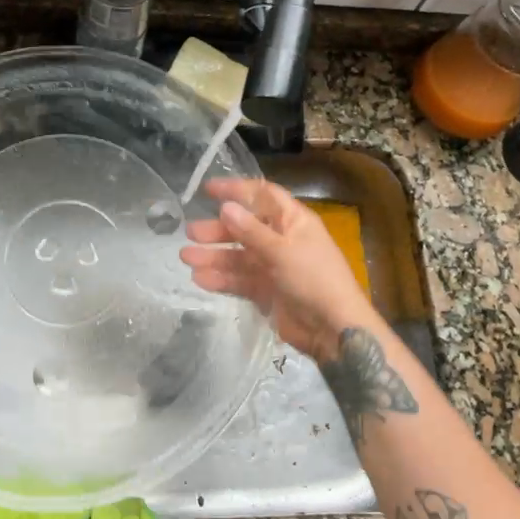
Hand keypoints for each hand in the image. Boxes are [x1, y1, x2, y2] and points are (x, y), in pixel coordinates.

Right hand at [178, 178, 378, 361]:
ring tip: (186, 258)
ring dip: (214, 256)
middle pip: (245, 228)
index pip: (263, 196)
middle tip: (190, 232)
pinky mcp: (268, 292)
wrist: (333, 329)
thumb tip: (225, 206)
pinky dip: (222, 279)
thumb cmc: (313, 279)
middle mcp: (282, 240)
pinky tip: (200, 279)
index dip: (237, 190)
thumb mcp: (282, 251)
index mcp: (293, 222)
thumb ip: (251, 231)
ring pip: (239, 256)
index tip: (207, 189)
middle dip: (218, 230)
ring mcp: (274, 267)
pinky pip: (240, 280)